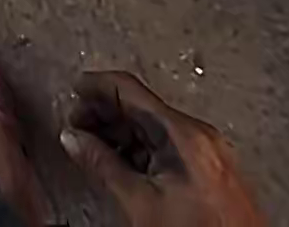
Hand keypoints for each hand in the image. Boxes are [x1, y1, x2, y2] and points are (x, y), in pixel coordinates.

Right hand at [59, 71, 264, 226]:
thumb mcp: (139, 203)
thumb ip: (101, 163)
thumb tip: (73, 138)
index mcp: (183, 133)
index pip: (127, 87)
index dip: (94, 86)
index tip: (73, 90)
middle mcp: (201, 136)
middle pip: (140, 106)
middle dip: (104, 114)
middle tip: (78, 128)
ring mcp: (211, 155)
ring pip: (153, 127)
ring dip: (120, 133)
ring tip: (97, 152)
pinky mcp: (215, 174)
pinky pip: (169, 146)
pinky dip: (141, 150)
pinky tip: (125, 167)